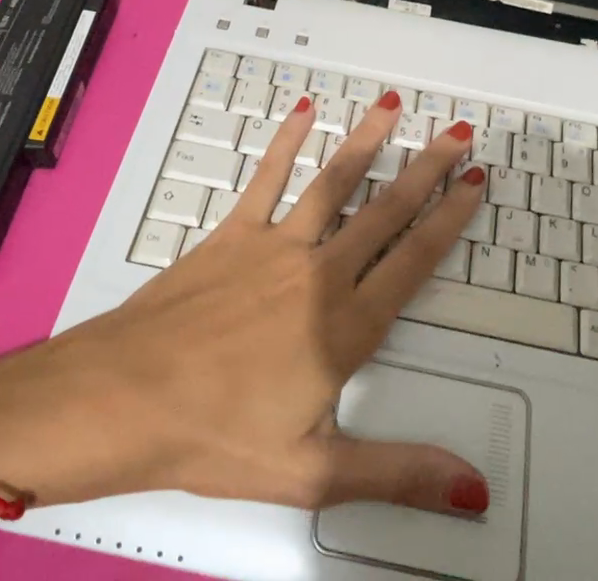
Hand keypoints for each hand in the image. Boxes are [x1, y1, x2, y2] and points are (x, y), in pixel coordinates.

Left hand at [0, 91, 490, 517]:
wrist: (121, 399)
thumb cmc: (213, 437)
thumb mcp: (314, 471)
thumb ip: (400, 473)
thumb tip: (475, 492)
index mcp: (346, 326)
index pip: (415, 260)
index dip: (451, 218)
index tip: (476, 181)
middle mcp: (318, 274)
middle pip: (385, 211)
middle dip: (426, 169)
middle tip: (456, 132)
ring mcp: (273, 248)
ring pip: (333, 183)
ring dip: (367, 142)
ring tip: (391, 105)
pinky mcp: (230, 236)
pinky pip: (266, 179)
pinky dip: (287, 143)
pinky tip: (303, 111)